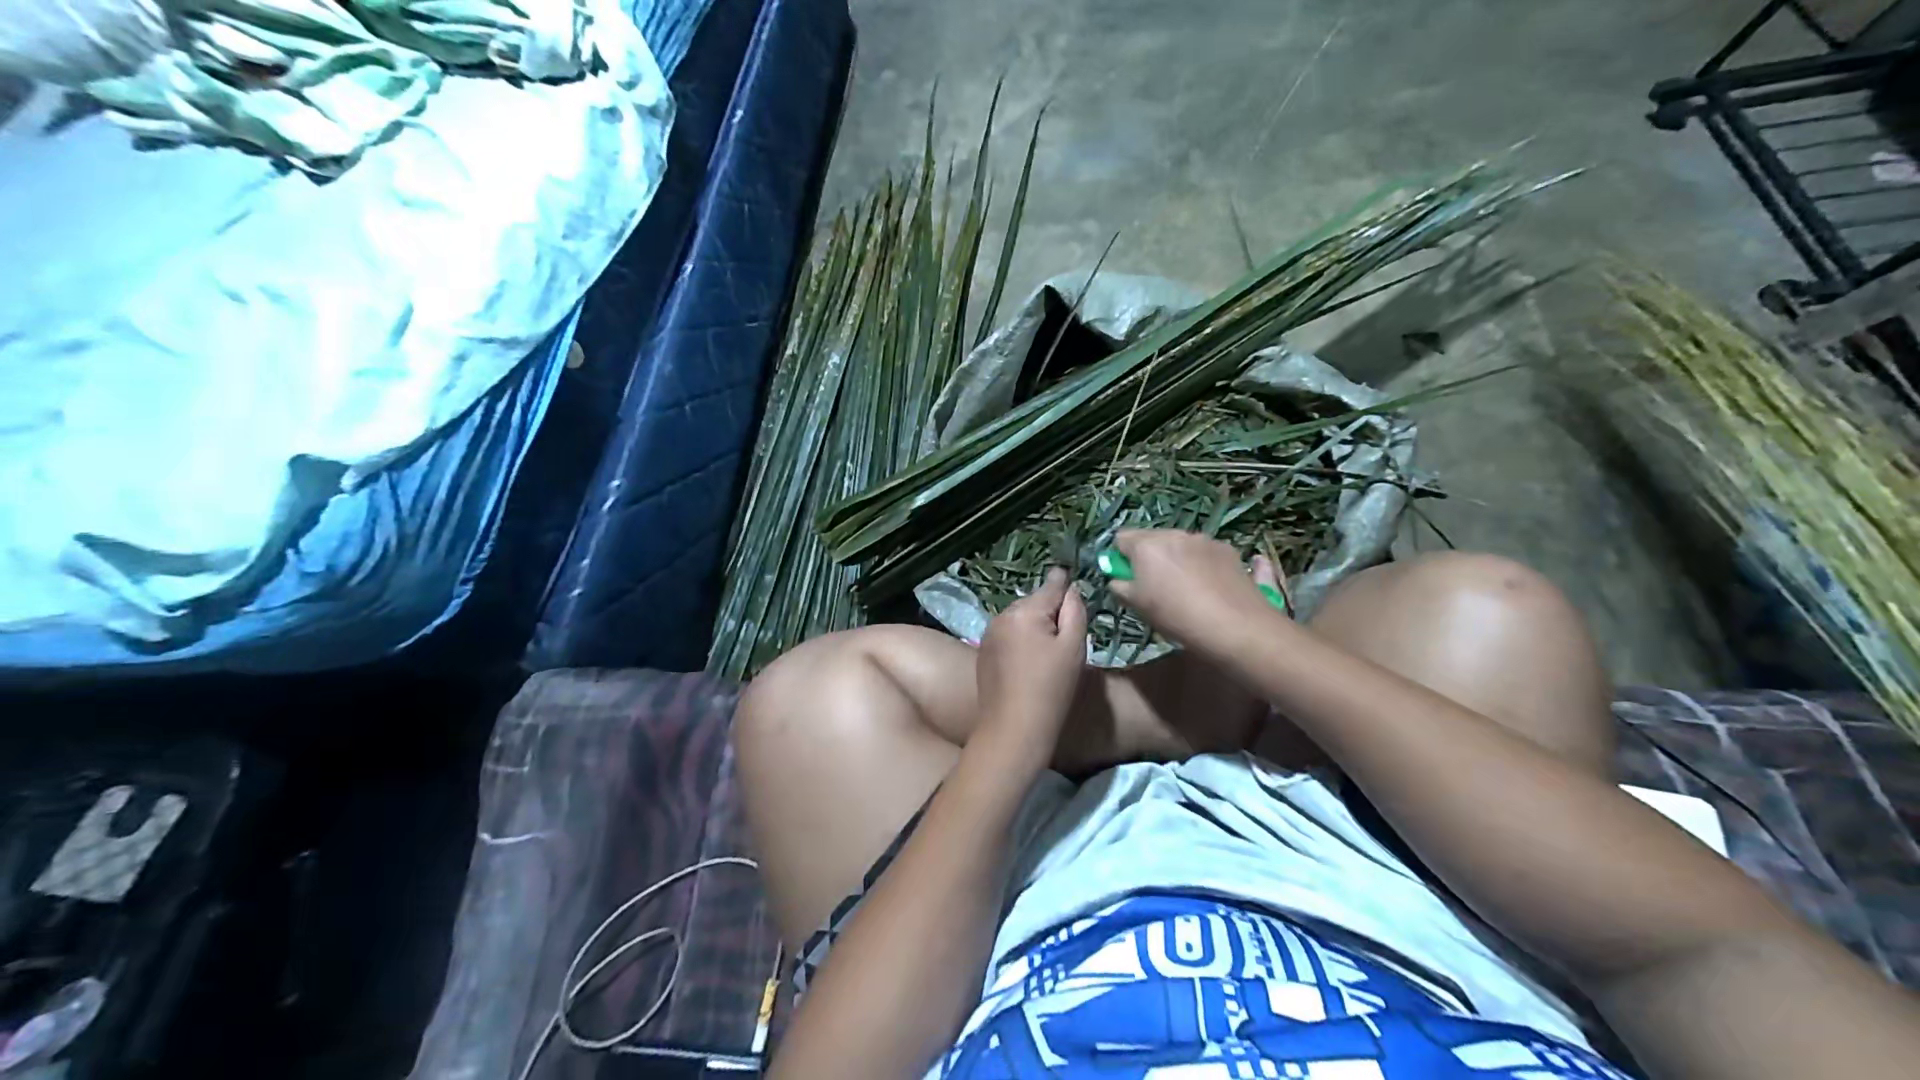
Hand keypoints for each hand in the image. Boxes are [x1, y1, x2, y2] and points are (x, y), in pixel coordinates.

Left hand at [975, 567, 1087, 757]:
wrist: (1013, 728)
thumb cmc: (1051, 689)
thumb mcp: (1073, 647)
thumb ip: (1075, 611)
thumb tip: (1070, 587)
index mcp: (1025, 611)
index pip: (1052, 585)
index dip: (1066, 585)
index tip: (1074, 583)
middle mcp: (1002, 615)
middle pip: (1035, 602)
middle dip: (1050, 613)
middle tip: (1066, 640)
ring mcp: (989, 632)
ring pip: (1020, 618)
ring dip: (1034, 626)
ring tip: (1047, 655)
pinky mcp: (983, 650)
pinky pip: (1008, 634)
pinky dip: (1020, 641)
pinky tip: (1028, 664)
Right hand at [1108, 530, 1281, 658]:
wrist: (1234, 625)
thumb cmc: (1175, 615)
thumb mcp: (1136, 605)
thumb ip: (1119, 585)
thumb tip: (1119, 578)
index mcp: (1146, 545)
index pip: (1120, 538)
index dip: (1120, 557)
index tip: (1127, 578)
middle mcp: (1174, 534)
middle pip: (1151, 538)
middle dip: (1149, 556)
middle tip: (1155, 585)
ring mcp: (1203, 539)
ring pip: (1179, 544)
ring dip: (1176, 558)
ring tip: (1186, 588)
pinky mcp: (1227, 549)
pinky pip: (1203, 551)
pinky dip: (1200, 562)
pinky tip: (1209, 586)